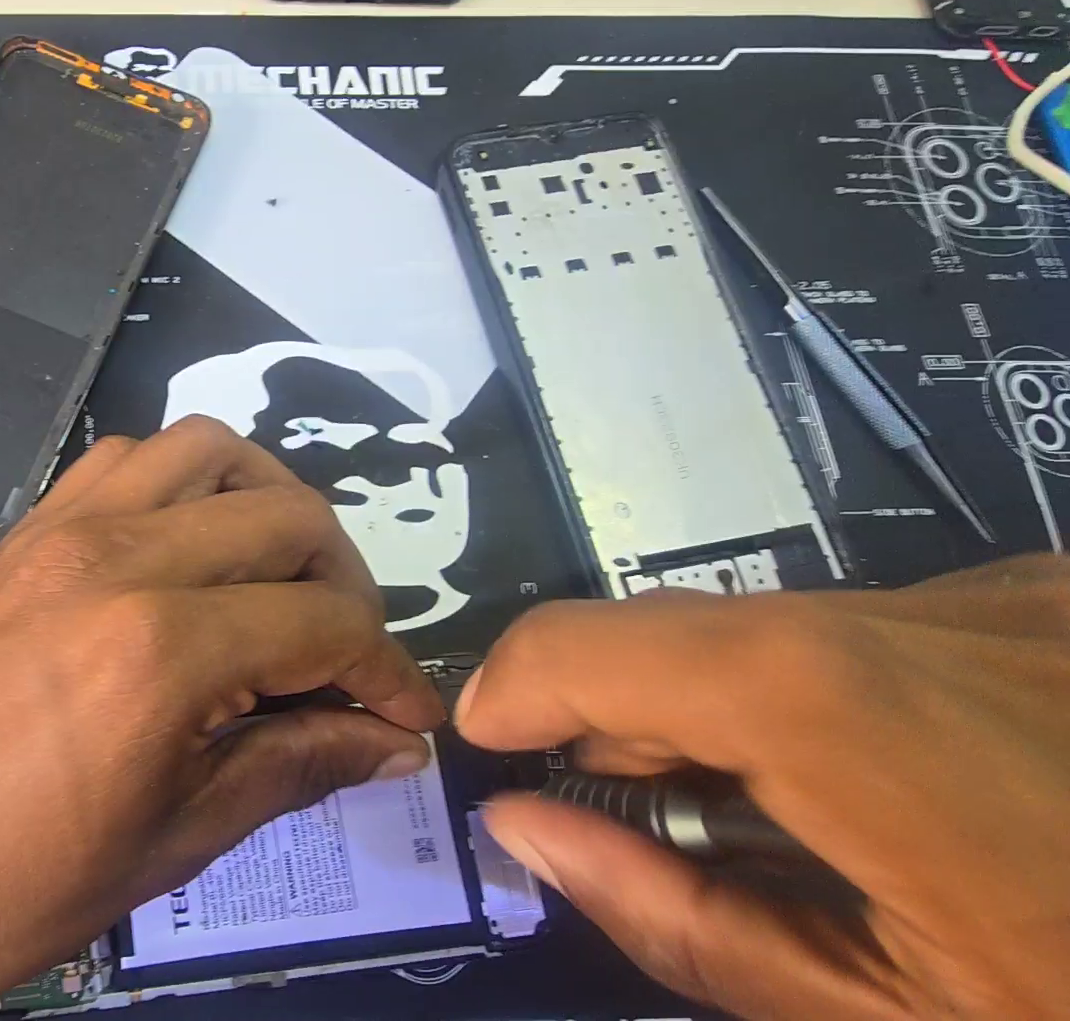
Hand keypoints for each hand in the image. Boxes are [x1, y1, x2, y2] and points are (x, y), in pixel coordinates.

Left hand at [0, 417, 444, 1019]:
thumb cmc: (16, 877)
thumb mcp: (175, 839)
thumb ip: (295, 764)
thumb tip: (393, 740)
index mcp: (163, 651)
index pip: (324, 626)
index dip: (386, 671)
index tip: (405, 714)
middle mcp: (124, 558)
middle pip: (288, 519)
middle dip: (347, 584)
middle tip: (346, 654)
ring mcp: (68, 527)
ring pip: (210, 450)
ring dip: (269, 502)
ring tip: (280, 576)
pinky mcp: (31, 527)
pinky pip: (127, 458)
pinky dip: (185, 481)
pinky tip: (194, 543)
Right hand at [456, 556, 1069, 1019]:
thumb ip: (673, 915)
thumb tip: (525, 832)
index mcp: (845, 709)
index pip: (591, 644)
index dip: (514, 689)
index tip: (494, 749)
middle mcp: (910, 612)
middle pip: (671, 632)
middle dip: (612, 717)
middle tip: (620, 813)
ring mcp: (1002, 591)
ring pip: (762, 627)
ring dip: (714, 710)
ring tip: (775, 820)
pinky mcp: (1051, 593)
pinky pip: (862, 631)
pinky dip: (816, 699)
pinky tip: (894, 791)